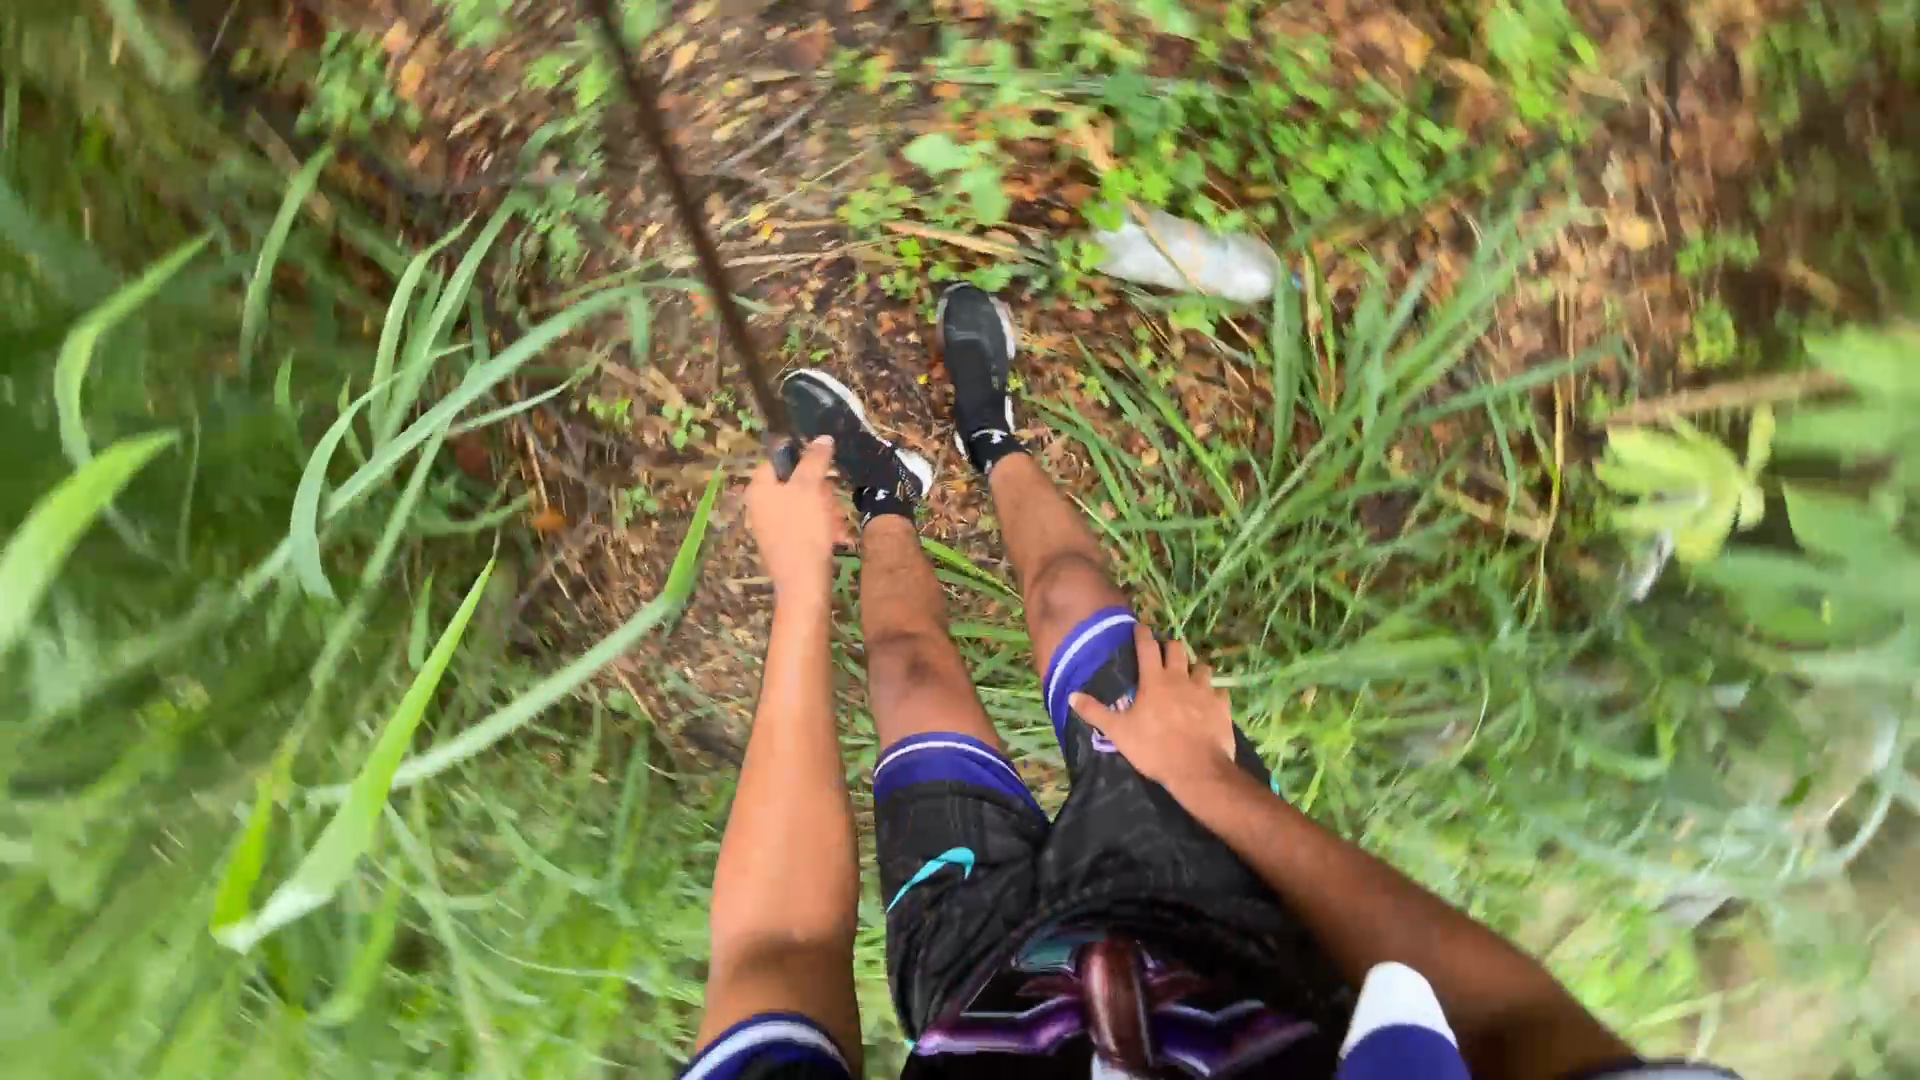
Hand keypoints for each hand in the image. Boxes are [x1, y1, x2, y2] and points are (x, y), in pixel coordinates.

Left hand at [745, 436, 848, 598]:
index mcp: (759, 488)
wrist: (804, 582)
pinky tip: (834, 537)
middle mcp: (761, 505)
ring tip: (834, 524)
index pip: (778, 459)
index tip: (824, 468)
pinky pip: (808, 524)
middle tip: (830, 502)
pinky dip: (823, 527)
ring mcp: (773, 525)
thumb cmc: (803, 530)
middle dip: (820, 491)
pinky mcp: (787, 542)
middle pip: (796, 482)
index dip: (803, 460)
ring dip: (826, 509)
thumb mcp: (810, 487)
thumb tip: (822, 438)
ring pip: (807, 503)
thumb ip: (815, 459)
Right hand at [1069, 625, 1237, 796]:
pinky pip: (1219, 692)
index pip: (1147, 647)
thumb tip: (1072, 695)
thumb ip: (1095, 712)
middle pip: (1177, 649)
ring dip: (1194, 668)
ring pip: (1202, 667)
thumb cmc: (1153, 748)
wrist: (1197, 769)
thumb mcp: (1118, 732)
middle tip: (1165, 650)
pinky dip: (1213, 693)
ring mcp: (1204, 691)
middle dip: (1170, 645)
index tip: (1141, 626)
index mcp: (1154, 681)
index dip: (1142, 634)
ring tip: (1190, 675)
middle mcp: (1180, 679)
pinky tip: (1210, 701)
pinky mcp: (1221, 706)